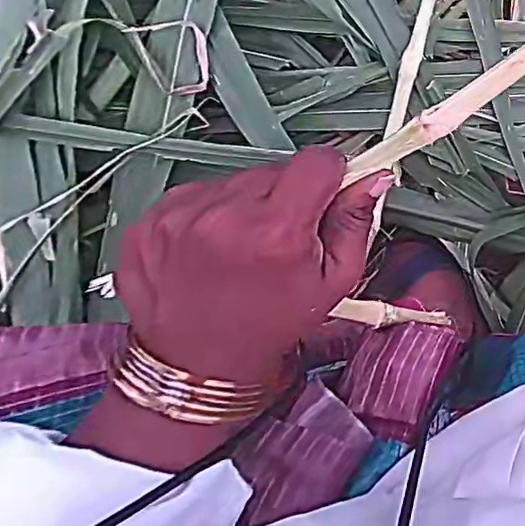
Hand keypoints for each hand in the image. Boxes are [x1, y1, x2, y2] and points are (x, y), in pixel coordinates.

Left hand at [114, 147, 391, 381]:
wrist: (196, 364)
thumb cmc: (270, 324)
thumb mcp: (333, 283)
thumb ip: (356, 224)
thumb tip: (373, 179)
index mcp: (276, 232)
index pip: (317, 161)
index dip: (330, 174)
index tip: (326, 193)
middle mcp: (224, 216)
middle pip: (277, 169)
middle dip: (288, 194)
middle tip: (283, 235)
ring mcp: (181, 215)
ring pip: (238, 179)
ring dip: (249, 203)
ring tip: (244, 246)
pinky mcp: (151, 218)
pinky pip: (201, 192)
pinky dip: (213, 212)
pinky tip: (214, 248)